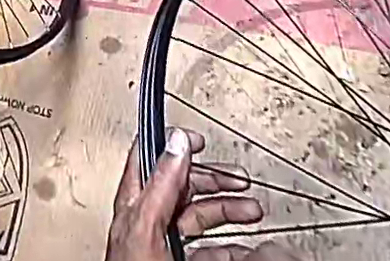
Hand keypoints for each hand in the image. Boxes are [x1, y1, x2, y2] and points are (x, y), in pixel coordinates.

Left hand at [107, 128, 266, 260]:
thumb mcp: (147, 224)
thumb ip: (162, 182)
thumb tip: (175, 140)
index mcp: (136, 201)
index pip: (151, 157)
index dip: (174, 143)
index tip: (200, 139)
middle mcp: (149, 219)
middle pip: (183, 187)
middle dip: (215, 181)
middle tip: (241, 180)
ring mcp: (164, 246)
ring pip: (200, 220)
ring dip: (229, 213)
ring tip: (254, 212)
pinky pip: (208, 253)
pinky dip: (231, 249)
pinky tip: (250, 251)